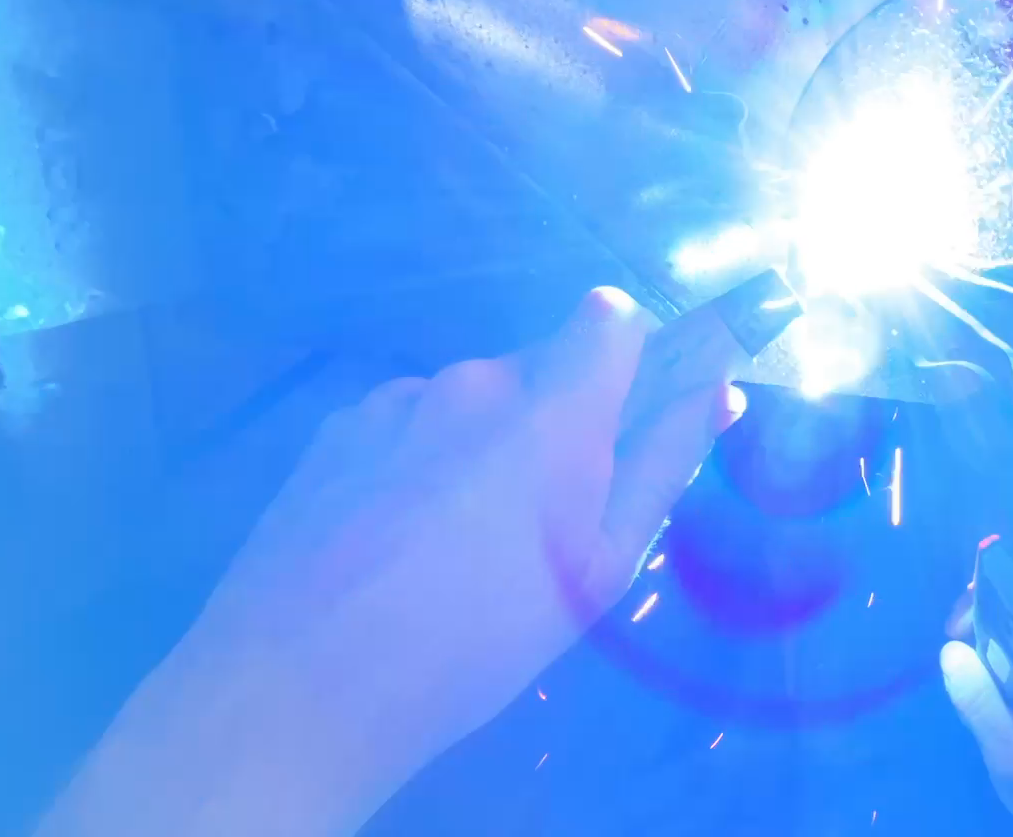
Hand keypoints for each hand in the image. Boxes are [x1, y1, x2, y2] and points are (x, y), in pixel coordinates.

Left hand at [39, 287, 743, 836]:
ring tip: (465, 530)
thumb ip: (667, 460)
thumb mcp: (604, 560)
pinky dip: (432, 450)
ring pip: (482, 394)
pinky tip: (401, 528)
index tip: (630, 406)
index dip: (633, 348)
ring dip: (496, 435)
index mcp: (554, 407)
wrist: (292, 696)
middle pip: (550, 362)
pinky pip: (418, 415)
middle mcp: (478, 379)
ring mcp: (400, 397)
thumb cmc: (483, 633)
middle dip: (566, 411)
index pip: (612, 316)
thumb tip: (720, 390)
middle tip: (547, 505)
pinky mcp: (341, 424)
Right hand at [941, 628, 1012, 836]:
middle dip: (990, 609)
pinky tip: (978, 665)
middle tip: (956, 630)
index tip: (968, 611)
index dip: (1003, 591)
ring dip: (992, 629)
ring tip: (959, 643)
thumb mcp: (1012, 749)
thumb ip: (982, 703)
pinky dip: (1002, 649)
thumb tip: (950, 650)